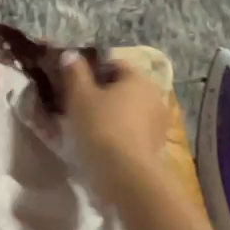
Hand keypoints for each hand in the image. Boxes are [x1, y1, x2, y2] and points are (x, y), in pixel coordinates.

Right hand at [57, 51, 170, 194]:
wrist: (125, 175)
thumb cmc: (101, 126)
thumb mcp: (79, 94)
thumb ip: (74, 70)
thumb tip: (71, 54)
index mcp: (139, 78)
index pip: (113, 63)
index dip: (90, 69)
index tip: (71, 81)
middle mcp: (154, 96)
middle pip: (121, 87)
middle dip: (100, 91)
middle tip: (75, 102)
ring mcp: (158, 123)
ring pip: (127, 109)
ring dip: (108, 112)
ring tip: (85, 123)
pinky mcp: (155, 145)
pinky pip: (131, 129)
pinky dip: (117, 130)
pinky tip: (99, 140)